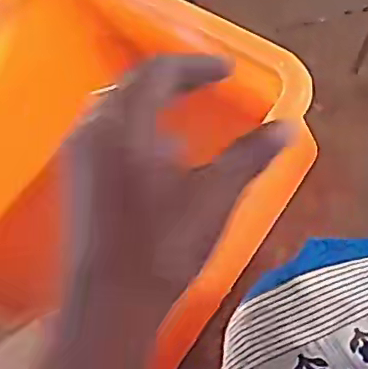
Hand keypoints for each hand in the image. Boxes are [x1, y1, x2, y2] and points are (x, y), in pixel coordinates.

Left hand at [65, 55, 292, 319]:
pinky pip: (111, 132)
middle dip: (175, 79)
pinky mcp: (81, 181)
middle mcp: (94, 134)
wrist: (111, 302)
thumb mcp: (218, 196)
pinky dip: (142, 125)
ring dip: (156, 100)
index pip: (157, 73)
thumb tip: (287, 127)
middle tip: (211, 82)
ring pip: (118, 108)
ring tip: (191, 110)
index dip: (197, 65)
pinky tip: (167, 153)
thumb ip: (251, 155)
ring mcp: (82, 158)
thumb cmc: (165, 245)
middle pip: (133, 85)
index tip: (229, 70)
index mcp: (126, 128)